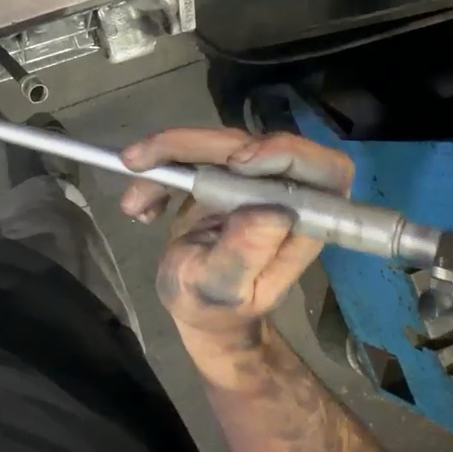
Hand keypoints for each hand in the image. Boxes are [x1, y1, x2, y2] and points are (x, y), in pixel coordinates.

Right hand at [119, 129, 353, 376]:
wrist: (197, 306)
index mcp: (303, 222)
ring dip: (163, 158)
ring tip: (131, 202)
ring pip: (214, 144)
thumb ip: (244, 254)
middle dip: (193, 145)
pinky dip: (157, 172)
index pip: (321, 170)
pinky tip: (141, 209)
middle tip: (141, 160)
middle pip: (251, 144)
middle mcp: (282, 194)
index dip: (286, 153)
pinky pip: (189, 155)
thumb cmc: (216, 308)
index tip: (235, 162)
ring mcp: (249, 182)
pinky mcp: (220, 176)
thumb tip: (273, 212)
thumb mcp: (222, 289)